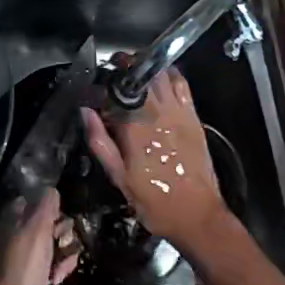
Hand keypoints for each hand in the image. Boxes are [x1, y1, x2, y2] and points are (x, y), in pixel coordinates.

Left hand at [0, 190, 78, 284]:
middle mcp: (17, 228)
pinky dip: (55, 269)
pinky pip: (47, 263)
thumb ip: (46, 205)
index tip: (61, 226)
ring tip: (60, 270)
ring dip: (62, 256)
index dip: (55, 213)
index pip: (41, 200)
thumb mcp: (37, 229)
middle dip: (62, 237)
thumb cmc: (23, 266)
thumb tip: (52, 188)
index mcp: (15, 213)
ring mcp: (21, 251)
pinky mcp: (27, 271)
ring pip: (51, 245)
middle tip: (63, 249)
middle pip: (49, 223)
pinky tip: (55, 279)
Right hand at [81, 67, 226, 249]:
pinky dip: (168, 74)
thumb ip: (100, 142)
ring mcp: (177, 112)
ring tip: (134, 71)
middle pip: (137, 74)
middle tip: (113, 71)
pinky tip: (160, 77)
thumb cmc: (156, 202)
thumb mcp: (120, 179)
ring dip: (144, 67)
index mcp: (135, 128)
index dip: (99, 87)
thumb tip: (86, 112)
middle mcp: (156, 113)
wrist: (198, 217)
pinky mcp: (192, 116)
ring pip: (159, 73)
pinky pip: (181, 83)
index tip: (92, 91)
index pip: (113, 92)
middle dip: (122, 68)